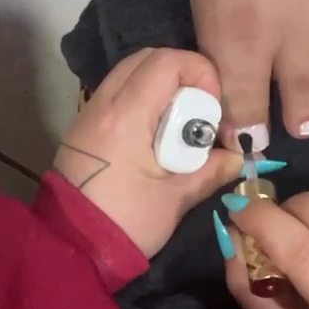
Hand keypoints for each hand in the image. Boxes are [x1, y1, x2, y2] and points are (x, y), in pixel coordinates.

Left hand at [55, 49, 242, 257]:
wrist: (70, 249)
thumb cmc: (126, 223)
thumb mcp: (175, 198)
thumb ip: (210, 169)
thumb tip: (237, 155)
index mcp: (125, 117)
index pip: (166, 62)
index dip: (199, 73)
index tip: (212, 107)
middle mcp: (101, 106)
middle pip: (145, 59)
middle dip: (180, 76)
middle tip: (197, 112)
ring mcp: (86, 116)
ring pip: (127, 76)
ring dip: (158, 89)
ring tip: (177, 127)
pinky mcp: (81, 131)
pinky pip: (114, 97)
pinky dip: (138, 103)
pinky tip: (153, 138)